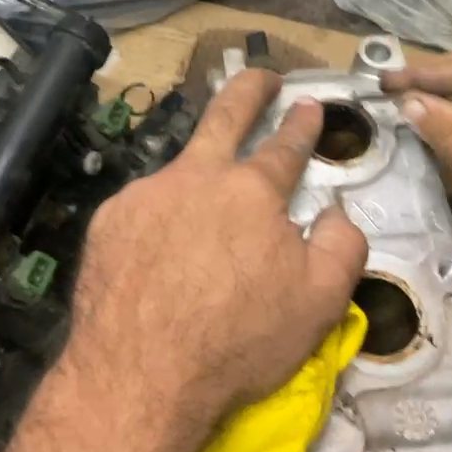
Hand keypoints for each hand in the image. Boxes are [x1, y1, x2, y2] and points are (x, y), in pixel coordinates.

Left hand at [64, 70, 368, 430]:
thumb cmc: (238, 341)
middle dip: (249, 90)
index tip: (309, 105)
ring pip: (180, 173)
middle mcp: (196, 178)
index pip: (284, 147)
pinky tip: (160, 254)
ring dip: (197, 180)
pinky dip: (160, 221)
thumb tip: (334, 212)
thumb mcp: (319, 302)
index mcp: (251, 192)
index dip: (301, 124)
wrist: (140, 375)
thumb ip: (341, 245)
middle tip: (261, 77)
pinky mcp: (110, 220)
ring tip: (202, 221)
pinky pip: (145, 210)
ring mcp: (146, 195)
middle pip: (225, 117)